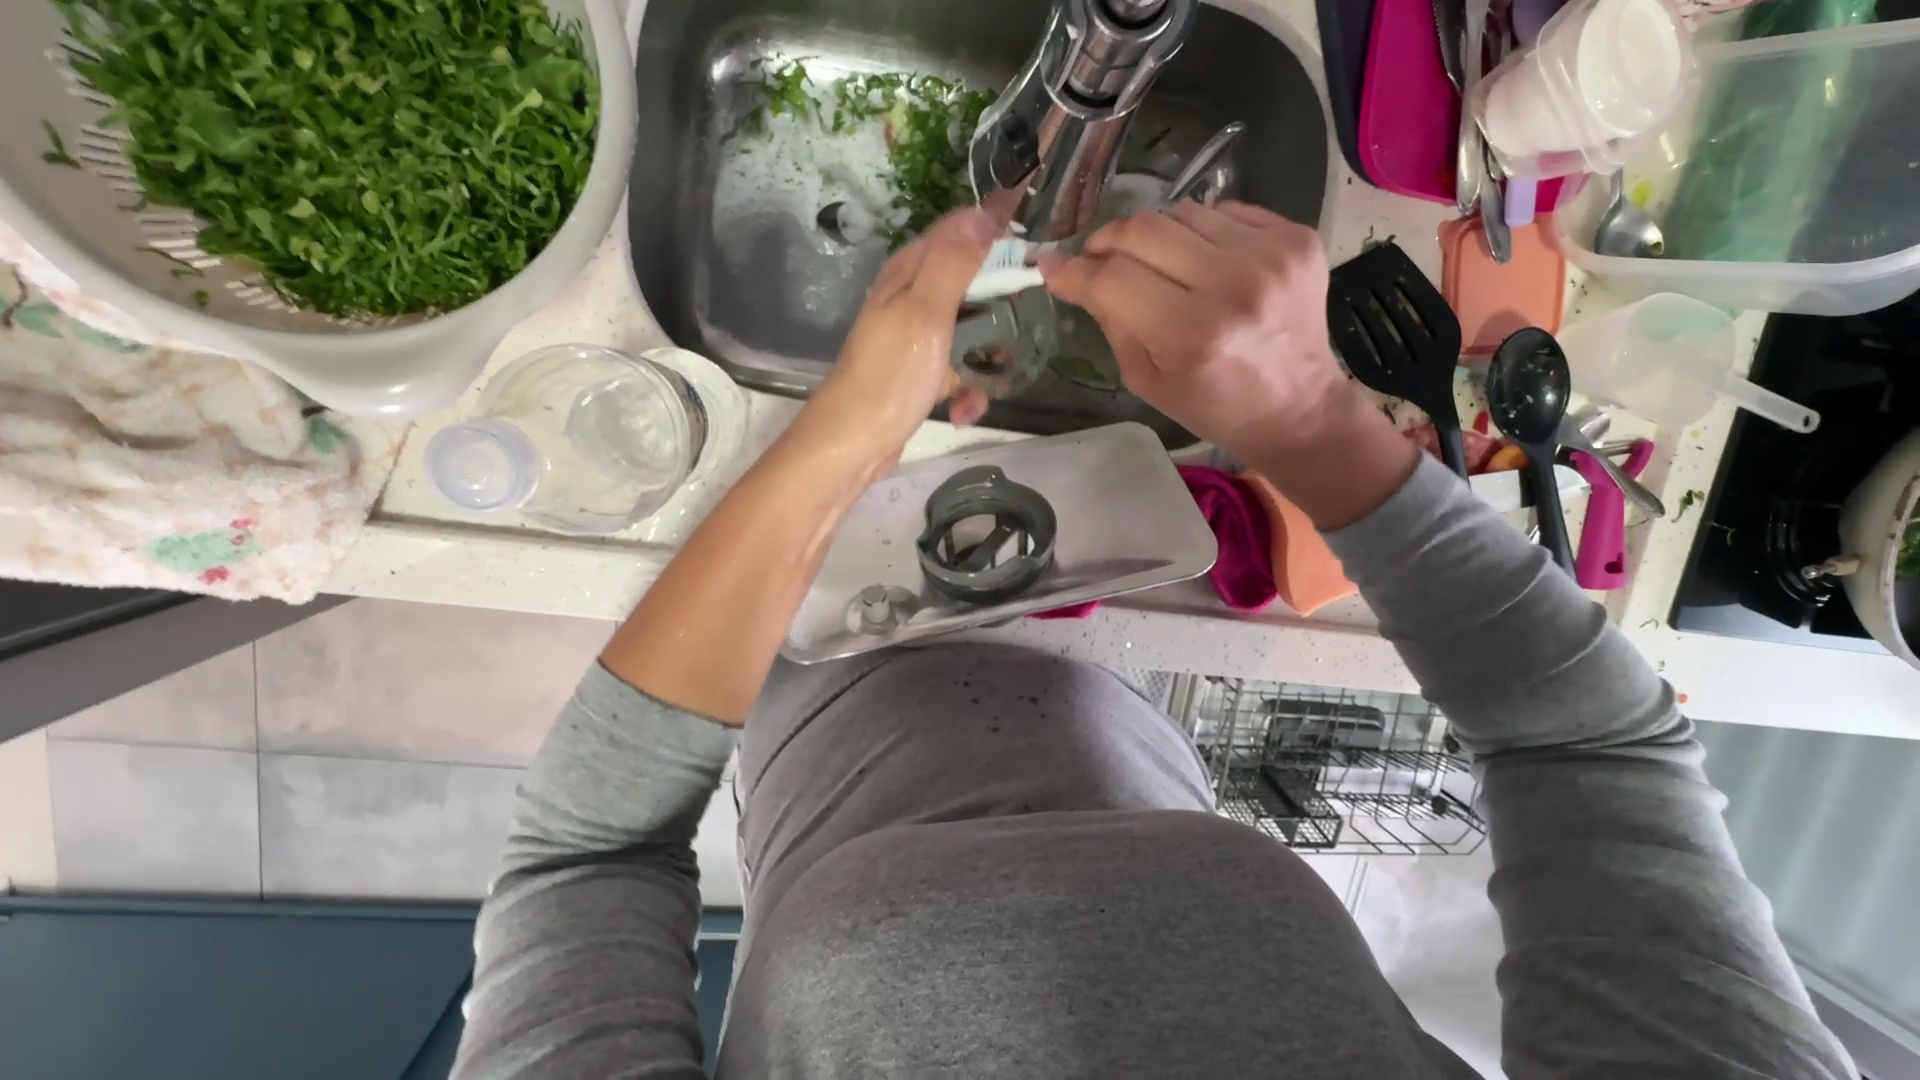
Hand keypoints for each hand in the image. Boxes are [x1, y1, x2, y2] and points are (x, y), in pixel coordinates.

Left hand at [802, 206, 997, 472]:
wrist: (851, 446)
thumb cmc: (889, 378)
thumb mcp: (925, 314)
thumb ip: (954, 263)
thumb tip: (986, 211)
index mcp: (911, 271)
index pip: (964, 229)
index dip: (1001, 237)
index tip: (1035, 259)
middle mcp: (913, 296)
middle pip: (976, 284)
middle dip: (1002, 312)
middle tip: (1018, 335)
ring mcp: (917, 337)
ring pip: (973, 331)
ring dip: (986, 360)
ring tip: (989, 384)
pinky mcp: (921, 372)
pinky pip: (959, 370)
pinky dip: (966, 390)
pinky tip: (963, 411)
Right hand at [1041, 200, 1416, 527]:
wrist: (1298, 406)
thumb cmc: (1213, 405)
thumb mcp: (1146, 378)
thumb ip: (1111, 319)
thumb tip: (1071, 271)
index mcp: (1191, 334)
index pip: (1112, 278)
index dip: (1074, 270)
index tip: (1051, 266)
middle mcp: (1234, 284)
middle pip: (1143, 230)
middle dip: (1107, 242)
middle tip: (1098, 259)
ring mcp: (1271, 255)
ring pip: (1182, 212)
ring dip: (1156, 236)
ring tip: (1157, 266)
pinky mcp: (1296, 237)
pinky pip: (1224, 212)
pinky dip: (1200, 232)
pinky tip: (1202, 263)